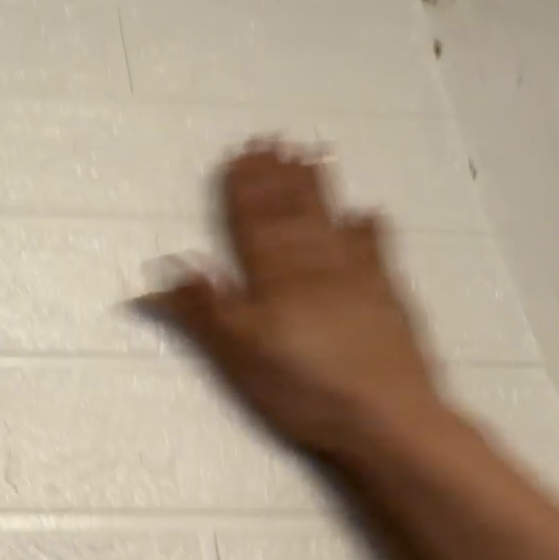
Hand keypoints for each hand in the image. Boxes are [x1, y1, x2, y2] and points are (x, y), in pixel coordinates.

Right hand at [136, 138, 444, 456]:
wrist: (388, 419)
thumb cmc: (303, 389)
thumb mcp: (237, 355)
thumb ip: (203, 309)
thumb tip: (170, 264)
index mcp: (273, 281)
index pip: (253, 226)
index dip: (245, 191)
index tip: (239, 155)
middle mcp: (314, 270)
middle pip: (291, 217)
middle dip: (277, 179)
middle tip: (272, 140)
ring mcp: (356, 282)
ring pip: (330, 225)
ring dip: (318, 190)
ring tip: (312, 154)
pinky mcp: (388, 301)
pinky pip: (376, 255)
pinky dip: (369, 232)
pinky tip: (368, 213)